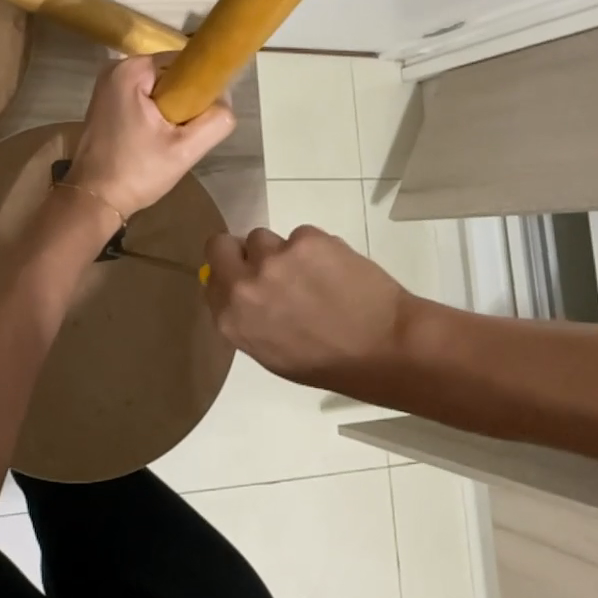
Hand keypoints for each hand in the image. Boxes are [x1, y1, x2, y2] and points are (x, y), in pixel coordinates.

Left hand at [65, 53, 235, 218]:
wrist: (94, 198)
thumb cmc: (137, 172)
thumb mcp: (185, 149)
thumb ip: (216, 120)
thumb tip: (225, 99)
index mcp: (131, 70)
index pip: (184, 63)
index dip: (200, 87)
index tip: (201, 116)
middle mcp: (115, 70)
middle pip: (170, 76)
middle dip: (183, 101)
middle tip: (182, 134)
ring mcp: (107, 86)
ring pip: (158, 90)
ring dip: (169, 111)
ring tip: (167, 139)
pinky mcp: (105, 103)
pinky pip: (143, 99)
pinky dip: (154, 115)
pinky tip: (152, 140)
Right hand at [204, 226, 419, 390]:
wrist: (386, 349)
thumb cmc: (328, 363)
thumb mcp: (270, 353)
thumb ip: (245, 318)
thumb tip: (238, 292)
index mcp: (231, 319)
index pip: (211, 278)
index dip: (230, 275)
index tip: (248, 280)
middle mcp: (243, 285)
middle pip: (221, 244)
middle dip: (240, 251)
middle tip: (268, 264)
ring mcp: (274, 258)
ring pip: (265, 238)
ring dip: (283, 252)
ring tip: (315, 274)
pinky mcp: (306, 239)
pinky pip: (301, 235)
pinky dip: (316, 249)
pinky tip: (337, 271)